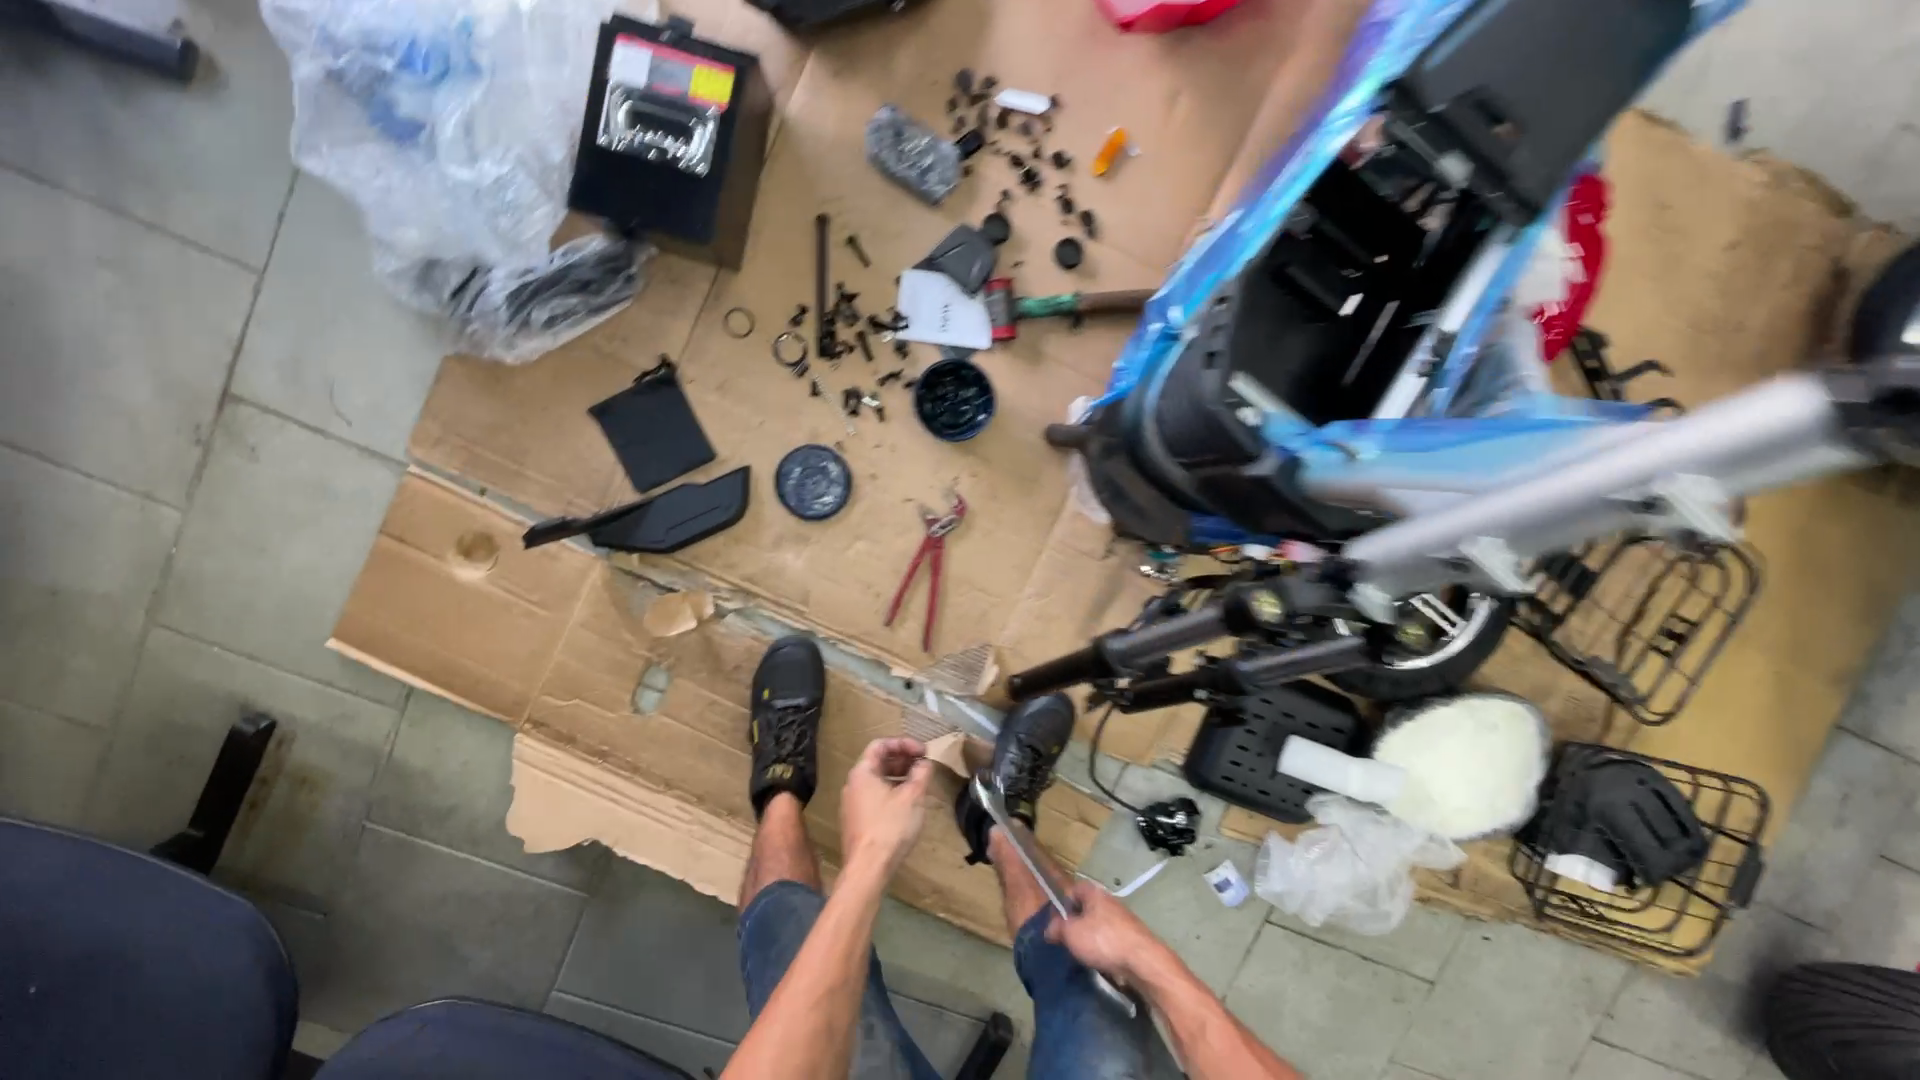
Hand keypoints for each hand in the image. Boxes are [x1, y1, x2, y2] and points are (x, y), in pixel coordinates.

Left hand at [840, 737, 933, 877]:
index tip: (923, 751)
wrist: (868, 868)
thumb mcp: (912, 796)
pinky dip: (892, 793)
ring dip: (899, 777)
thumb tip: (924, 763)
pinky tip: (907, 805)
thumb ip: (921, 774)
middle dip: (903, 760)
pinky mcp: (856, 821)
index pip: (881, 745)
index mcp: (862, 772)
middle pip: (878, 762)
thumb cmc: (890, 827)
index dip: (904, 743)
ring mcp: (852, 804)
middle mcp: (853, 784)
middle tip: (923, 765)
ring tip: (919, 784)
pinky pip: (874, 797)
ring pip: (877, 781)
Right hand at [1045, 881, 1175, 985]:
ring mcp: (1123, 919)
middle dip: (1076, 925)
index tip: (1058, 924)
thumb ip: (1057, 928)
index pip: (1073, 890)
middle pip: (1086, 909)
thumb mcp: (1071, 933)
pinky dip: (1104, 949)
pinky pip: (1111, 939)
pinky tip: (1101, 962)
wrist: (1142, 961)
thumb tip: (1050, 929)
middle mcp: (1109, 901)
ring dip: (1090, 939)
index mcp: (1094, 893)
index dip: (1063, 905)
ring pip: (1099, 926)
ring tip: (1084, 956)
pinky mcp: (1132, 937)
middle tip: (1068, 942)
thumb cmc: (1102, 940)